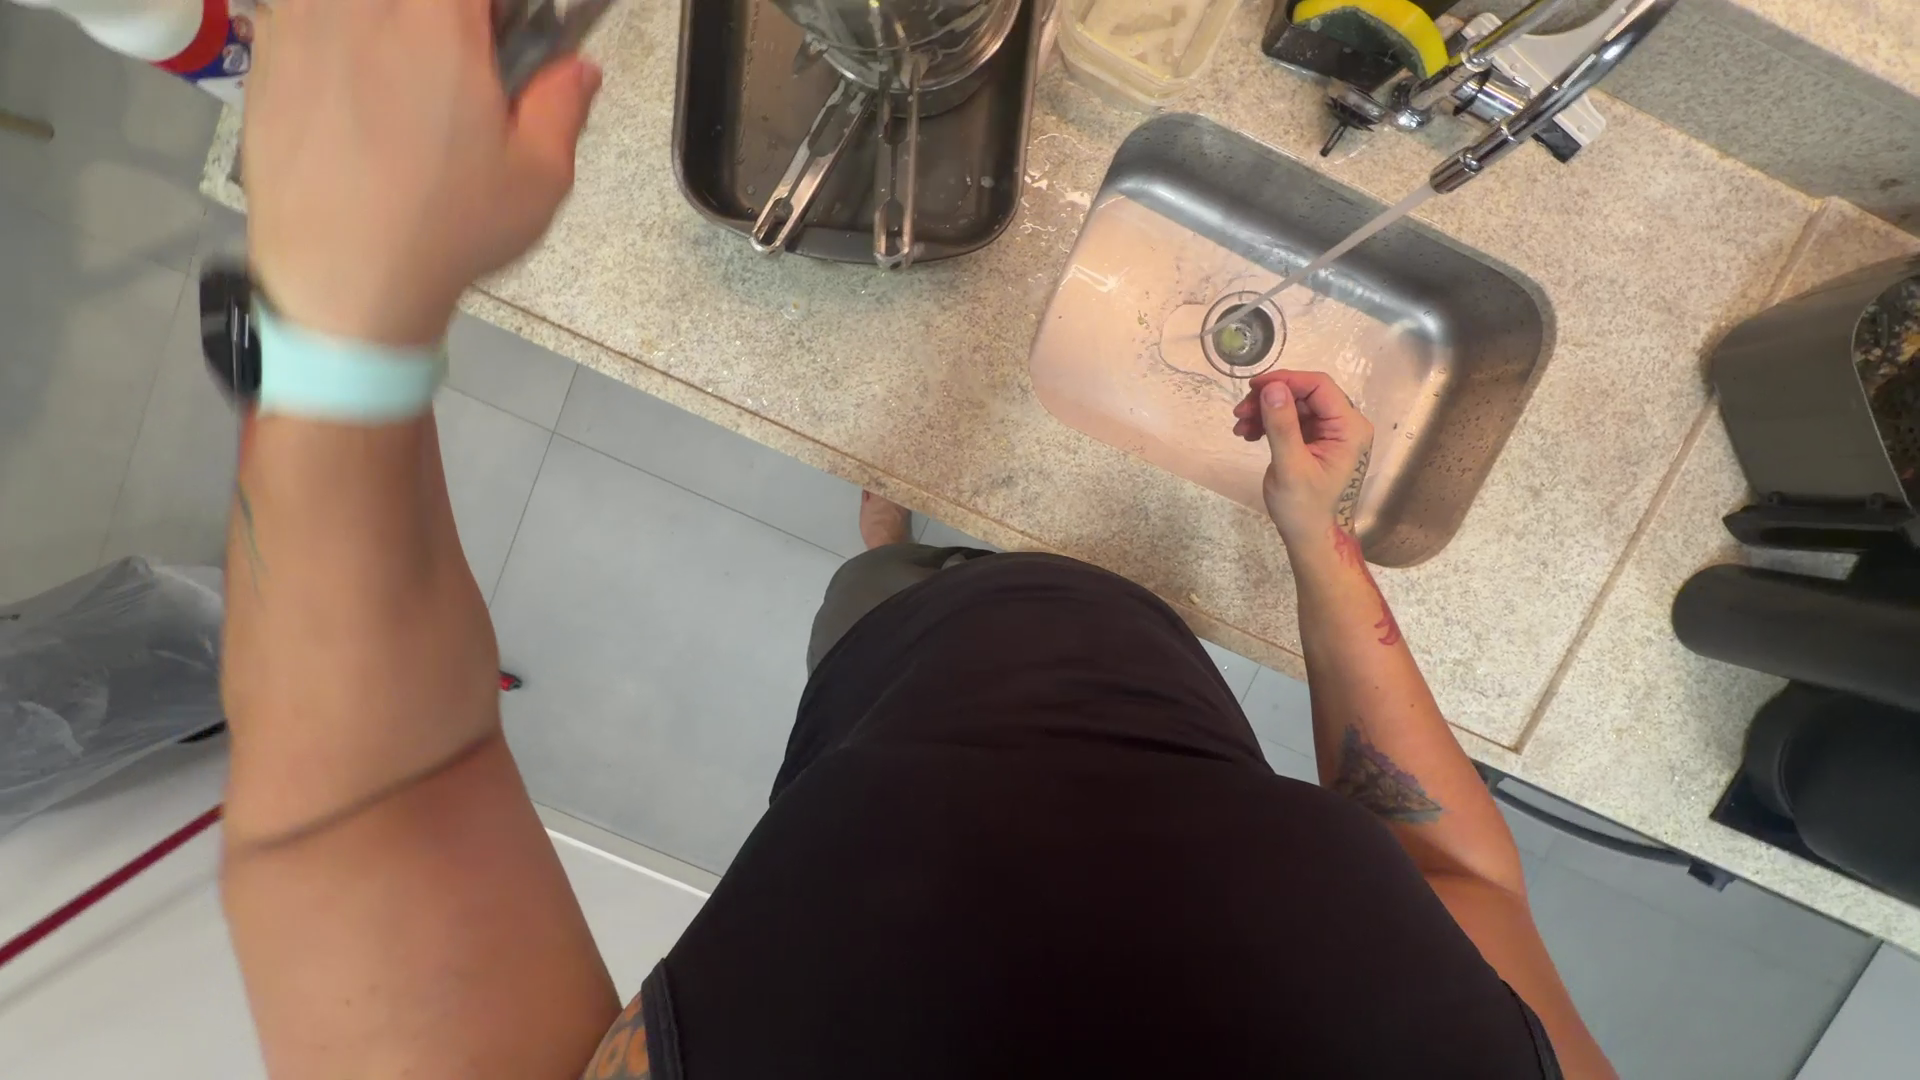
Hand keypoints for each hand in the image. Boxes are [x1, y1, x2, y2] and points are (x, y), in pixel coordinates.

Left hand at [242, 0, 601, 345]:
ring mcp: (302, 16)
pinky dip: (346, 37)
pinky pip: (312, 12)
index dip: (497, 11)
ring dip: (395, 31)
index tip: (508, 39)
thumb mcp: (540, 176)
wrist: (345, 269)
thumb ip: (563, 106)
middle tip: (468, 68)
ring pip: (364, 6)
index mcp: (439, 23)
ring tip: (414, 91)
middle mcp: (363, 2)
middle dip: (448, 22)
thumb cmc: (454, 225)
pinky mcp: (268, 49)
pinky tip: (366, 99)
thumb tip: (580, 68)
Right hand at [1231, 370, 1374, 544]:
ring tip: (1239, 427)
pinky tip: (1248, 434)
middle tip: (1239, 412)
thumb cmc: (1304, 507)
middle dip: (1269, 399)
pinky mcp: (1314, 441)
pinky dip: (1268, 423)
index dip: (1285, 381)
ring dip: (1264, 412)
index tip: (1253, 388)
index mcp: (1349, 427)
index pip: (1318, 386)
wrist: (1310, 536)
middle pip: (1304, 394)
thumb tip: (1272, 388)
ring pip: (1293, 406)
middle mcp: (1343, 425)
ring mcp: (1329, 433)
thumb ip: (1282, 426)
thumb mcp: (1291, 466)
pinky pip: (1290, 421)